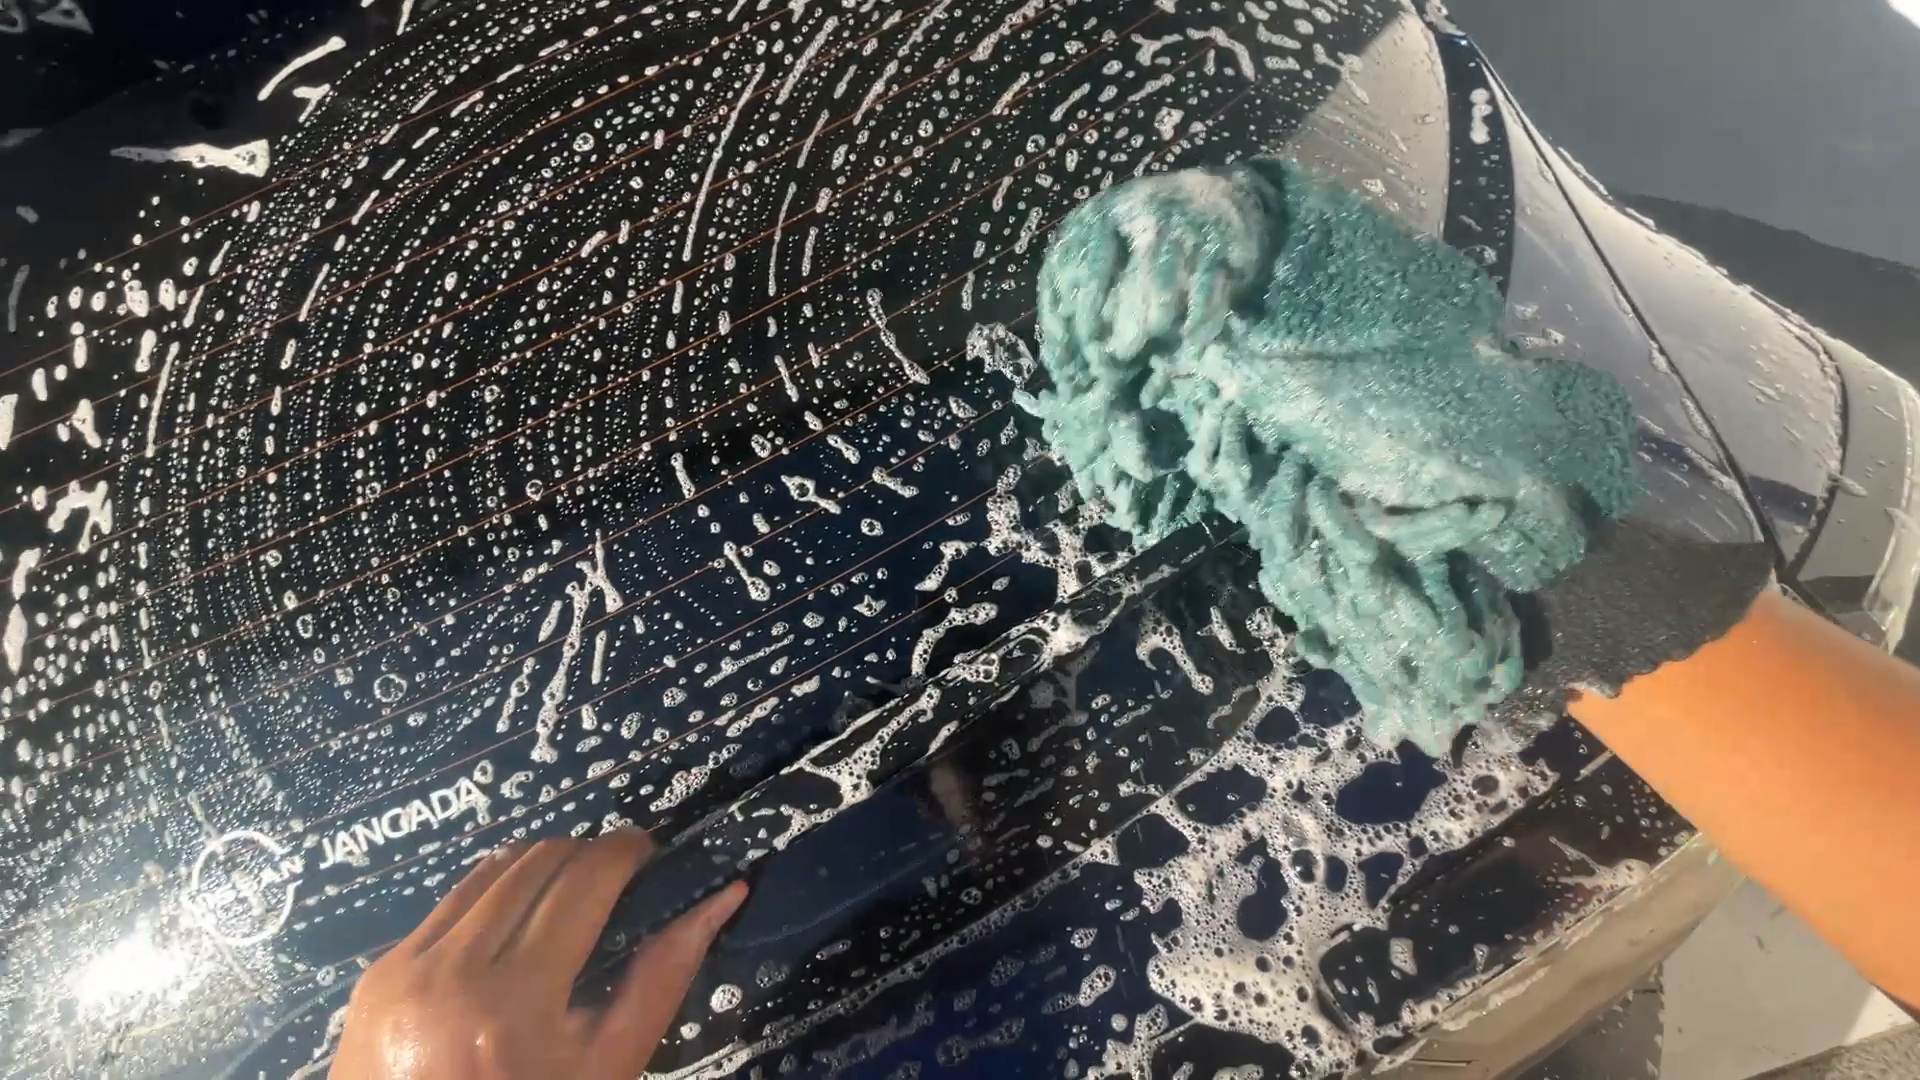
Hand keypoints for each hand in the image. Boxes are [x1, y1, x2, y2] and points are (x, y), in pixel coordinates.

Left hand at [329, 829, 747, 1078]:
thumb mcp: (612, 1066)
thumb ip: (666, 974)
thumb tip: (726, 894)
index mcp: (515, 1002)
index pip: (586, 877)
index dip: (628, 850)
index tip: (652, 856)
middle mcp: (452, 970)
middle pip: (542, 859)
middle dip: (591, 855)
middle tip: (619, 882)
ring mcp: (404, 968)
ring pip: (498, 866)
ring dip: (548, 865)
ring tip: (573, 896)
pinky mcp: (377, 972)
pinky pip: (457, 896)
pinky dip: (502, 890)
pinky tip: (520, 924)